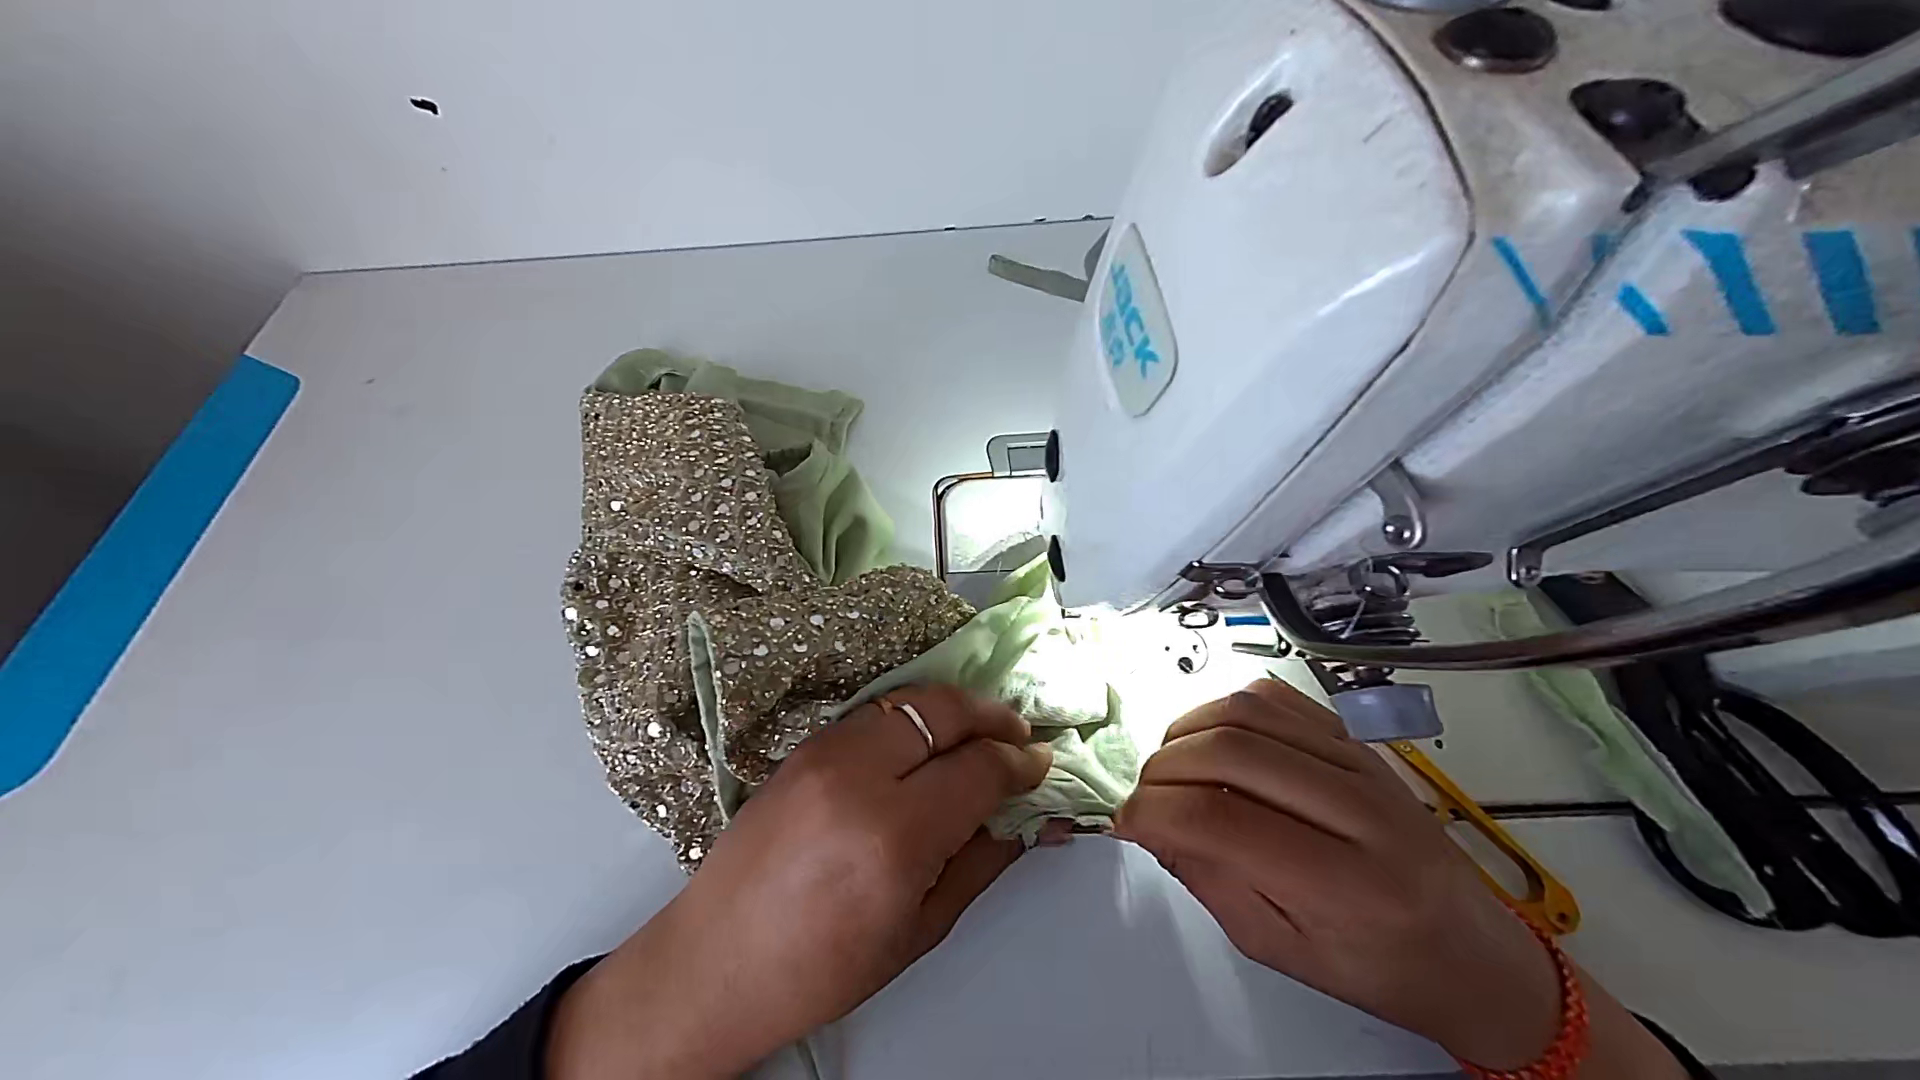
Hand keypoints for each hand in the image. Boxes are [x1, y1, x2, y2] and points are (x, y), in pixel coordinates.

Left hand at [547, 685, 1052, 1079]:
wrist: (715, 960)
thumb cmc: (823, 967)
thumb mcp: (920, 929)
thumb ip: (983, 861)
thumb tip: (1031, 818)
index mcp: (893, 837)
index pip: (978, 768)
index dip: (1019, 763)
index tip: (1040, 765)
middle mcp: (858, 778)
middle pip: (944, 712)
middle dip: (993, 715)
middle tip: (1019, 734)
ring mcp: (824, 753)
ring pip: (909, 701)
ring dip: (954, 708)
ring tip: (981, 729)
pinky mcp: (804, 746)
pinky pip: (875, 714)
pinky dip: (913, 716)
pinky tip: (929, 739)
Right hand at [1115, 678, 1564, 1068]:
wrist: (1471, 949)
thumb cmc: (1375, 966)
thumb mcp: (1276, 947)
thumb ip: (1205, 878)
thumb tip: (1146, 822)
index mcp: (1343, 886)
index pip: (1217, 820)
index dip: (1151, 813)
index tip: (1125, 822)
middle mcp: (1357, 811)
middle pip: (1227, 752)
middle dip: (1161, 769)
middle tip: (1146, 796)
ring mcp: (1360, 762)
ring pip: (1246, 710)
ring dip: (1186, 731)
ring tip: (1174, 765)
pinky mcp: (1354, 739)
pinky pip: (1274, 697)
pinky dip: (1223, 708)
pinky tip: (1213, 741)